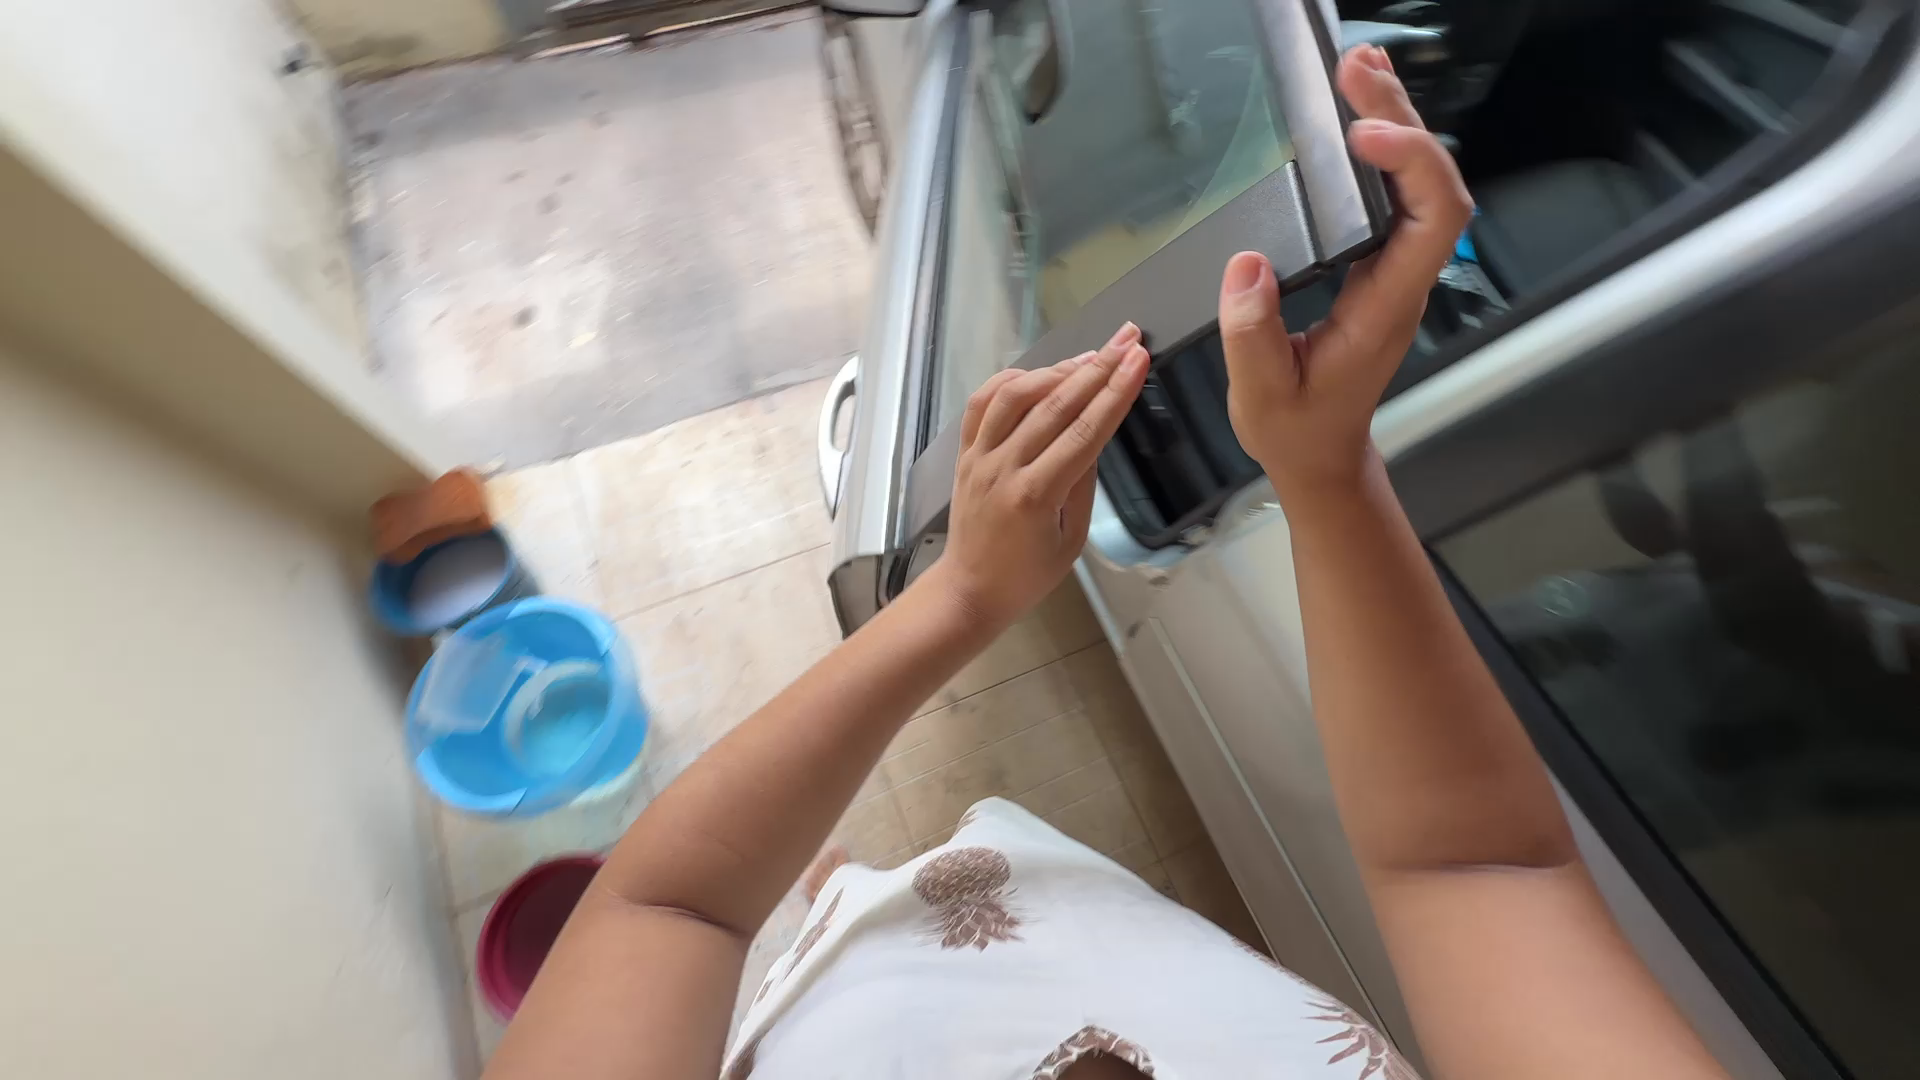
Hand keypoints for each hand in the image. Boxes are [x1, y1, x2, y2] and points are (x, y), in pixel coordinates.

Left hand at [927, 324, 1149, 629]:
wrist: (969, 590)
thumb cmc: (1028, 576)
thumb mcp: (1071, 539)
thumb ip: (1083, 483)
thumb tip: (1096, 432)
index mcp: (1036, 496)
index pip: (1084, 432)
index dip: (1115, 391)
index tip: (1138, 358)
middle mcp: (1004, 467)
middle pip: (1054, 404)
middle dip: (1096, 367)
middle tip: (1127, 337)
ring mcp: (979, 457)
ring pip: (1014, 395)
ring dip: (1054, 369)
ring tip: (1089, 357)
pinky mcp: (963, 453)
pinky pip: (982, 403)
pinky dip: (1009, 380)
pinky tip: (1037, 372)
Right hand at [1221, 45, 1471, 510]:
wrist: (1318, 454)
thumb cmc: (1296, 432)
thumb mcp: (1262, 395)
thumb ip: (1253, 335)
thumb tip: (1247, 263)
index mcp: (1385, 309)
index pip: (1432, 220)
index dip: (1412, 165)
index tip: (1361, 135)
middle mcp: (1399, 282)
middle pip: (1429, 186)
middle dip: (1400, 119)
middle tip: (1355, 69)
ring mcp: (1389, 276)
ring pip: (1412, 188)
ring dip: (1391, 125)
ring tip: (1355, 74)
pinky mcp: (1370, 273)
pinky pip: (1387, 203)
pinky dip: (1373, 158)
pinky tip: (1348, 130)